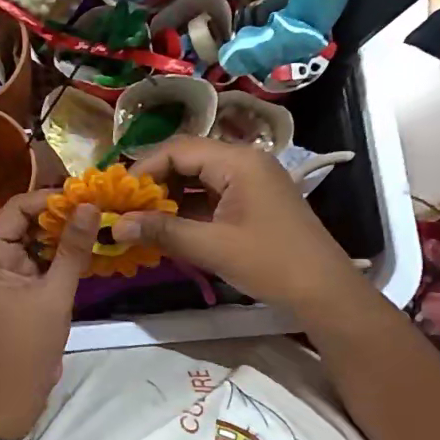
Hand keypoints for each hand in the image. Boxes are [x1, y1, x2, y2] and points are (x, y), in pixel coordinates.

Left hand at [0, 190, 100, 438]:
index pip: (17, 209)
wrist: (19, 389)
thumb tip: (89, 206)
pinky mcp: (20, 285)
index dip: (49, 199)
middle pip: (25, 221)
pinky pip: (41, 257)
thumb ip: (73, 248)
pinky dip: (61, 251)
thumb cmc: (30, 341)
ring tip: (96, 220)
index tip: (84, 196)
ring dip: (62, 232)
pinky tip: (87, 244)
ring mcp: (6, 272)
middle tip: (95, 206)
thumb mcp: (55, 292)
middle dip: (58, 214)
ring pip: (35, 238)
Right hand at [116, 136, 362, 311]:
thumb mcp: (212, 247)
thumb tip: (116, 226)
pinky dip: (191, 210)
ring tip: (144, 222)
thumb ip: (163, 232)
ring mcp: (253, 181)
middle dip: (156, 184)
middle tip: (128, 211)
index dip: (144, 170)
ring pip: (200, 179)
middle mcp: (246, 162)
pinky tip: (171, 229)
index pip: (179, 150)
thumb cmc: (270, 262)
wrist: (324, 290)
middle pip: (189, 160)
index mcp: (238, 161)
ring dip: (172, 199)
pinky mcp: (256, 202)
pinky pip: (214, 196)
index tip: (120, 197)